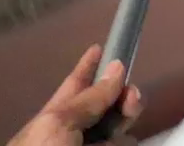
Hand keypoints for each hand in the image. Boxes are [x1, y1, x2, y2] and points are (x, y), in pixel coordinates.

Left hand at [7, 46, 143, 145]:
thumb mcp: (56, 127)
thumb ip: (88, 99)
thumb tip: (117, 67)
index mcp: (51, 122)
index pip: (74, 87)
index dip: (88, 67)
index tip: (99, 46)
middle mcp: (70, 139)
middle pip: (105, 108)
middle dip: (123, 98)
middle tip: (132, 101)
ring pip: (118, 134)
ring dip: (125, 126)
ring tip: (120, 133)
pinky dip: (124, 142)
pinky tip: (126, 141)